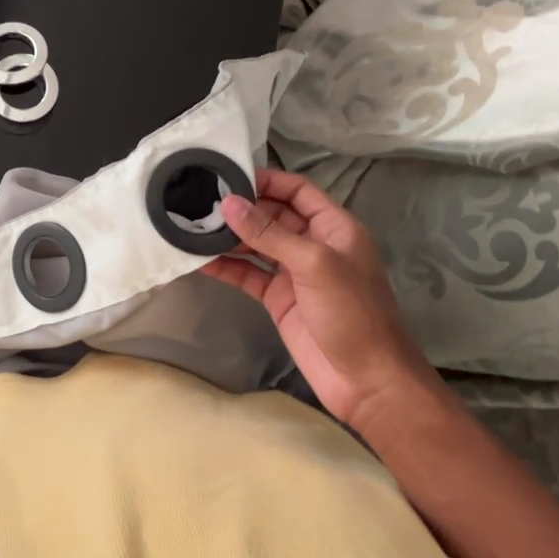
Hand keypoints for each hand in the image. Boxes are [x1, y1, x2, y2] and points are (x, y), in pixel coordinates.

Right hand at [201, 167, 439, 426]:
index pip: (297, 190)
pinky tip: (198, 259)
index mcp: (334, 228)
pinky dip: (224, 266)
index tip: (228, 175)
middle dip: (240, 208)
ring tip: (191, 225)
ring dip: (228, 236)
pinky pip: (247, 273)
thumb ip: (269, 232)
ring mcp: (294, 273)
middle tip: (199, 200)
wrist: (368, 382)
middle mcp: (313, 245)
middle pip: (272, 214)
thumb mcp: (314, 264)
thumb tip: (229, 204)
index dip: (266, 179)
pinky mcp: (278, 298)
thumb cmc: (353, 313)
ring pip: (255, 244)